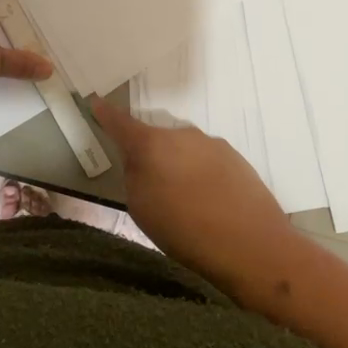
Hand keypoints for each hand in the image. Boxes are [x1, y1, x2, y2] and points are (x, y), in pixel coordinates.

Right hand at [91, 98, 294, 278]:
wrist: (251, 246)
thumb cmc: (183, 229)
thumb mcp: (140, 207)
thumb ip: (134, 176)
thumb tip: (140, 161)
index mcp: (151, 145)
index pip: (120, 123)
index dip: (105, 114)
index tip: (95, 102)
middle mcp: (182, 135)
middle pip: (156, 139)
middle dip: (149, 155)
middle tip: (152, 188)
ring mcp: (212, 144)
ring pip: (183, 150)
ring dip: (178, 166)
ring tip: (185, 201)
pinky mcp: (236, 159)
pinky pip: (206, 161)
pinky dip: (201, 175)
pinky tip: (209, 203)